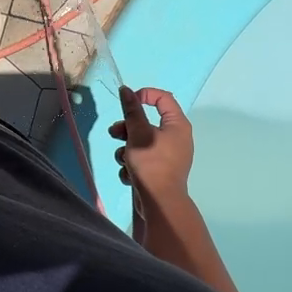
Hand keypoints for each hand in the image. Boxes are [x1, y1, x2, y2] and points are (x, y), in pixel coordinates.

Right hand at [109, 86, 193, 201]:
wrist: (160, 202)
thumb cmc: (152, 163)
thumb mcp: (137, 133)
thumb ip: (131, 110)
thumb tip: (126, 90)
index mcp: (177, 125)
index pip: (163, 98)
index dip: (144, 95)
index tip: (128, 101)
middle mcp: (175, 137)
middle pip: (146, 122)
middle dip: (127, 128)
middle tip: (114, 133)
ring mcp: (168, 155)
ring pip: (140, 142)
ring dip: (126, 149)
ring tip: (123, 160)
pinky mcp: (159, 170)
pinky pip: (142, 159)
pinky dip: (133, 164)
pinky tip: (130, 175)